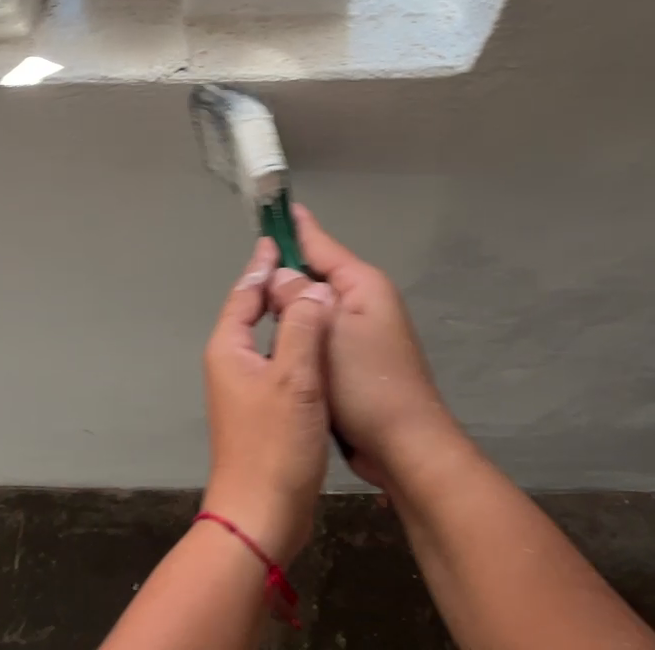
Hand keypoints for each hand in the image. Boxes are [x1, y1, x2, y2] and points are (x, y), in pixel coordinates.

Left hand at [201, 237, 334, 564]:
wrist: (261, 514)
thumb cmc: (275, 442)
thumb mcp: (295, 378)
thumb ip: (303, 327)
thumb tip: (311, 287)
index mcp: (228, 348)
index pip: (244, 294)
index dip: (262, 267)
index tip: (277, 241)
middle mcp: (229, 363)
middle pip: (251, 313)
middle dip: (273, 287)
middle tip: (301, 264)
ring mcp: (242, 390)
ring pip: (265, 339)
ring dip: (286, 317)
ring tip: (313, 298)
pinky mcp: (260, 412)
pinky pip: (276, 363)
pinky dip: (293, 347)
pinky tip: (315, 350)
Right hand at [268, 205, 459, 488]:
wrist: (405, 446)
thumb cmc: (366, 385)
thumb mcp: (326, 331)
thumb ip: (298, 297)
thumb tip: (278, 274)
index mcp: (362, 285)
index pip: (321, 245)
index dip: (295, 228)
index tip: (274, 208)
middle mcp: (364, 301)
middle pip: (315, 275)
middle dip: (285, 272)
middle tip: (248, 270)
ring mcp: (362, 331)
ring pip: (314, 306)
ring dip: (291, 305)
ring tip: (256, 301)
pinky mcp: (356, 359)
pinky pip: (320, 331)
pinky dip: (301, 330)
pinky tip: (279, 337)